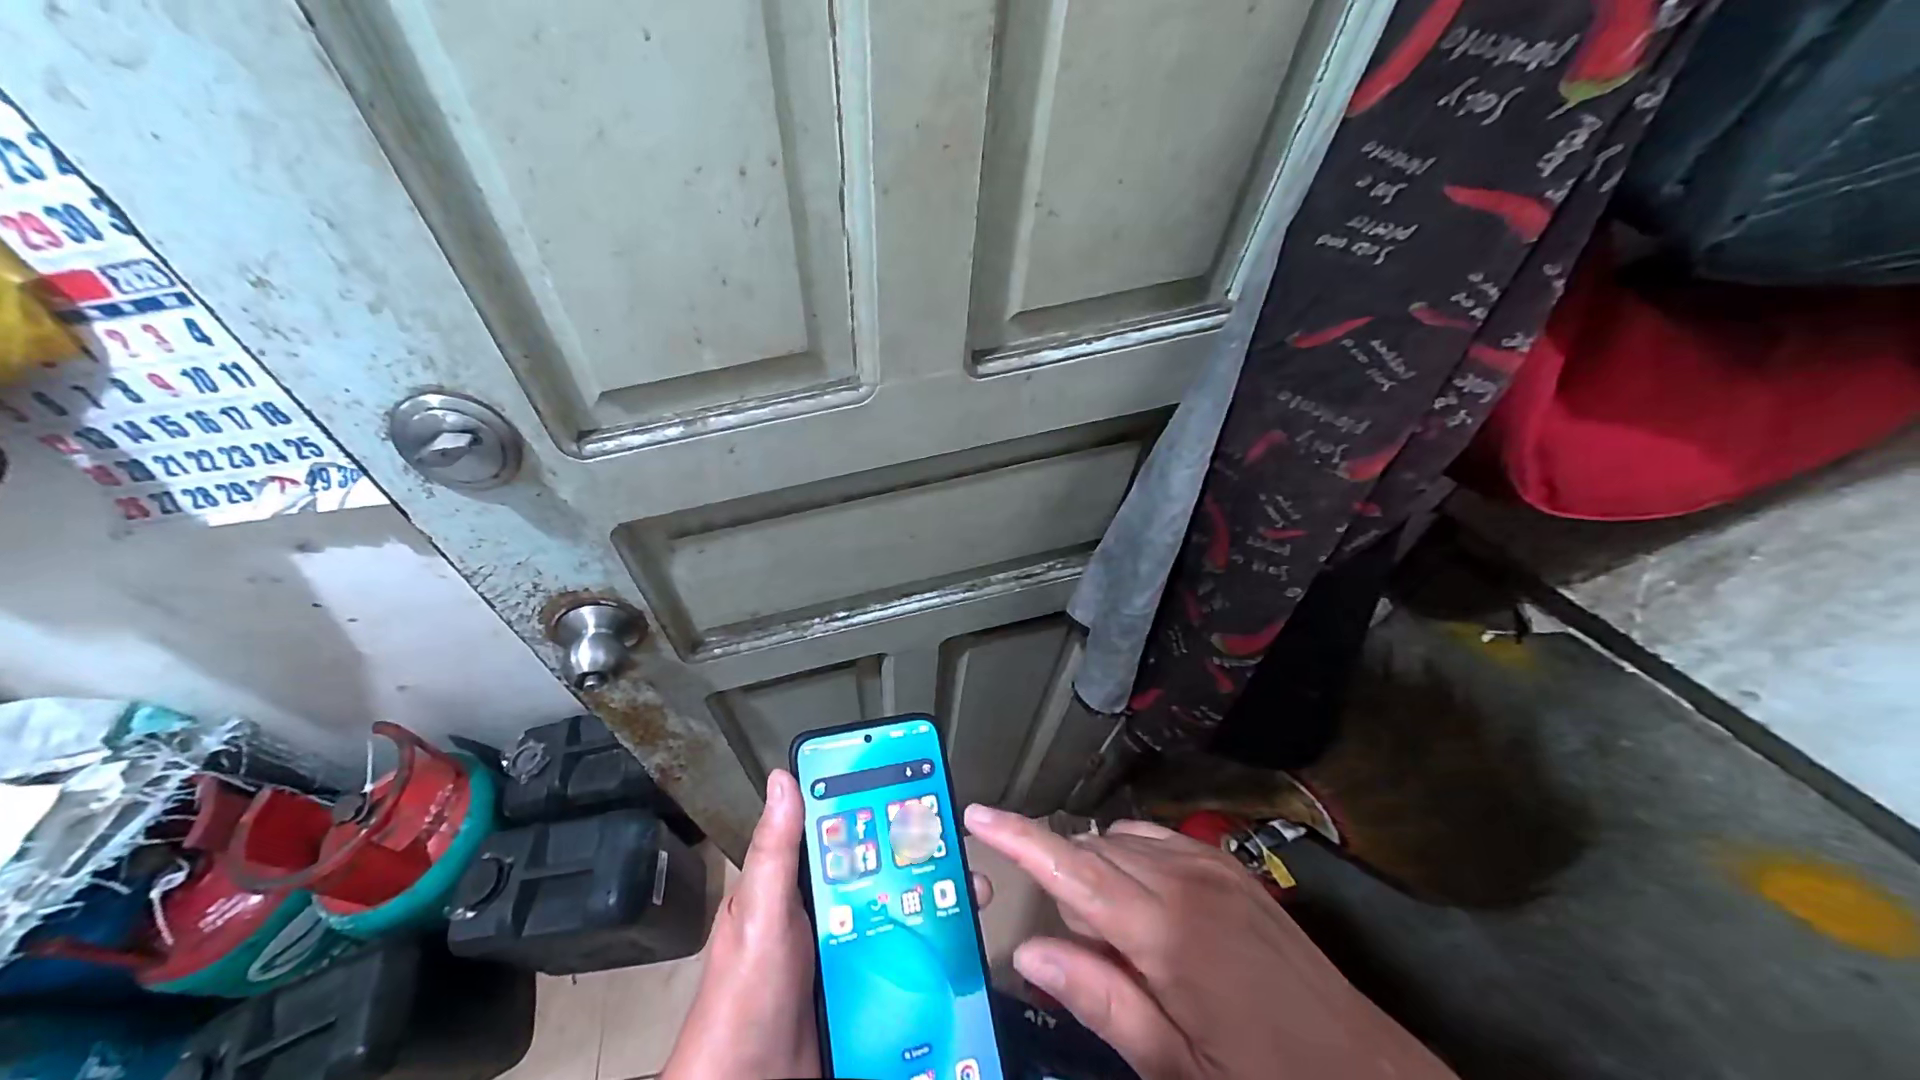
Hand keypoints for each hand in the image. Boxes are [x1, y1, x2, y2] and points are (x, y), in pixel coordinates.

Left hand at [661, 771, 995, 1079]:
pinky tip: (961, 950)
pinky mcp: (869, 992)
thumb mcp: (759, 916)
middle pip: (886, 874)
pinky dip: (935, 955)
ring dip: (938, 907)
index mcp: (801, 886)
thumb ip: (776, 852)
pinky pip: (908, 964)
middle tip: (960, 853)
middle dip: (926, 859)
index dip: (882, 809)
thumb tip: (783, 781)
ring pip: (903, 916)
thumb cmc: (741, 1003)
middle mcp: (831, 913)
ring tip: (973, 899)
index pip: (847, 832)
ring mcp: (852, 953)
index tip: (919, 790)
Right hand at [963, 806, 1455, 1079]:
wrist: (1369, 1075)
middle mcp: (1185, 878)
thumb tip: (1029, 950)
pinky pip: (1157, 841)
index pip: (1072, 868)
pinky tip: (1149, 911)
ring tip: (1122, 942)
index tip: (977, 814)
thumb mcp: (1175, 1067)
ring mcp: (1212, 866)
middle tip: (1086, 952)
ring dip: (1100, 874)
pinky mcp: (1231, 867)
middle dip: (1068, 885)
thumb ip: (1099, 1000)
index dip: (1019, 838)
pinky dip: (1132, 861)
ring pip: (1122, 840)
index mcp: (1165, 929)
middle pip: (1093, 851)